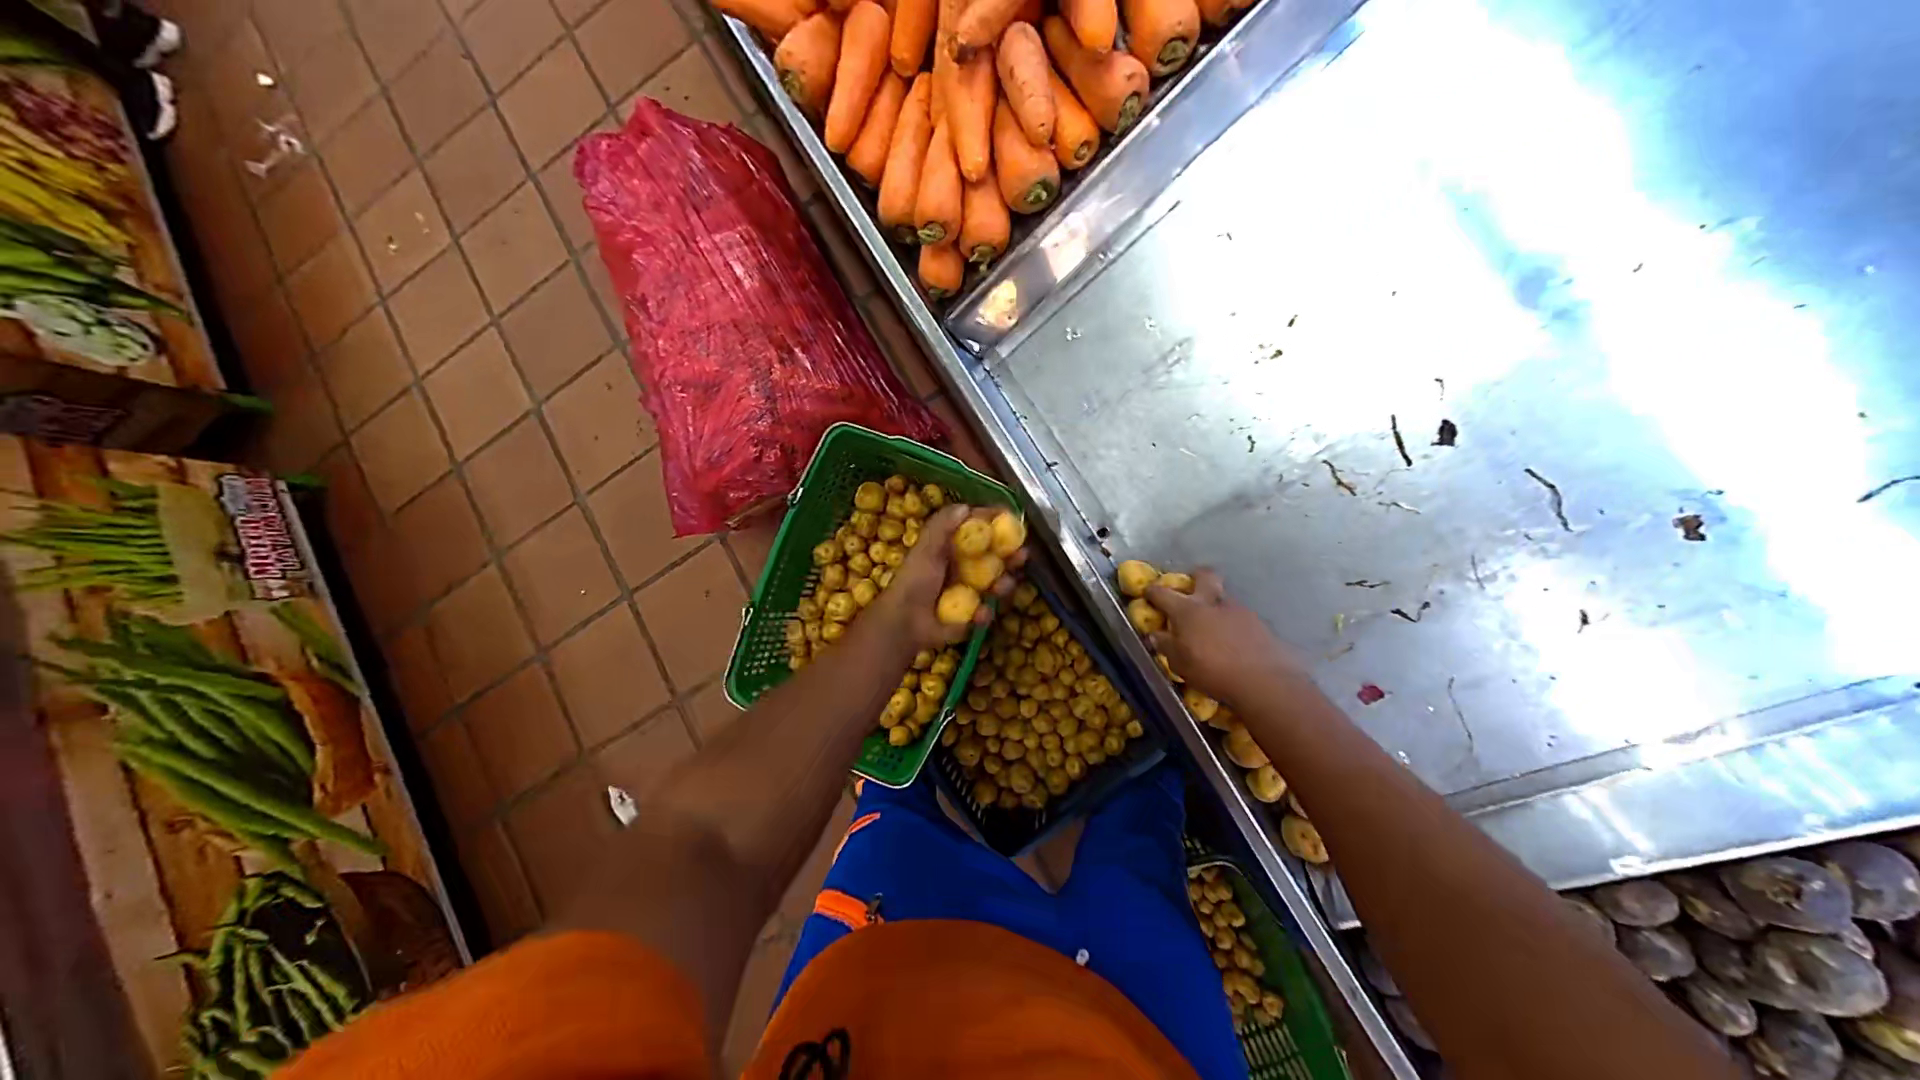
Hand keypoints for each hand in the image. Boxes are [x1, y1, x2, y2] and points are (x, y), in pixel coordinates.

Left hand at [869, 503, 1025, 650]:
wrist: (903, 623)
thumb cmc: (914, 581)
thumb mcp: (926, 548)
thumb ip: (942, 526)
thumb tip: (966, 507)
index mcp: (951, 547)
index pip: (977, 529)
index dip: (995, 523)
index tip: (1012, 518)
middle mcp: (963, 566)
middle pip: (995, 557)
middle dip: (1011, 555)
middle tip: (1022, 554)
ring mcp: (969, 592)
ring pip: (996, 584)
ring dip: (1004, 584)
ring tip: (1003, 586)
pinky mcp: (970, 616)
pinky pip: (985, 612)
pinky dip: (984, 613)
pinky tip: (978, 614)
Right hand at [1144, 569, 1307, 706]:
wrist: (1264, 680)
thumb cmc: (1212, 670)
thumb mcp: (1179, 663)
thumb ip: (1166, 645)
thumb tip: (1156, 634)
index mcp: (1187, 610)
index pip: (1163, 593)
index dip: (1153, 591)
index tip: (1148, 593)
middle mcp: (1212, 602)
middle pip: (1204, 575)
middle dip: (1196, 577)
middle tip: (1191, 588)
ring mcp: (1239, 610)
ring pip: (1224, 597)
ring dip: (1216, 605)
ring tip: (1213, 626)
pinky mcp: (1260, 623)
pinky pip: (1240, 617)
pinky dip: (1233, 624)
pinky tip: (1233, 641)